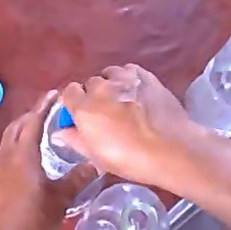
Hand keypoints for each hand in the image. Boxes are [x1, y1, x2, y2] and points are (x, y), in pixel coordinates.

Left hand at [0, 93, 97, 229]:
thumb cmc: (32, 219)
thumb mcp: (60, 199)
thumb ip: (78, 179)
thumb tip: (96, 163)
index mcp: (23, 155)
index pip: (33, 121)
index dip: (44, 106)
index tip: (53, 94)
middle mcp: (5, 157)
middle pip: (16, 127)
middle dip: (30, 116)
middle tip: (46, 113)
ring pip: (7, 144)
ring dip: (20, 135)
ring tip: (35, 138)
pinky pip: (1, 162)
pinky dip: (12, 156)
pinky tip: (21, 169)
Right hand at [56, 65, 203, 185]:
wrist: (171, 149)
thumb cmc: (130, 158)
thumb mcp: (97, 156)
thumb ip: (75, 140)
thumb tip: (59, 131)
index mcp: (84, 107)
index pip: (69, 92)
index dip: (74, 103)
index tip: (81, 115)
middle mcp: (100, 87)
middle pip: (90, 84)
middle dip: (94, 95)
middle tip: (106, 113)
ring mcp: (124, 78)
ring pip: (109, 74)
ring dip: (111, 85)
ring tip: (122, 100)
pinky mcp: (145, 76)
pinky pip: (129, 71)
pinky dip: (128, 79)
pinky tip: (136, 92)